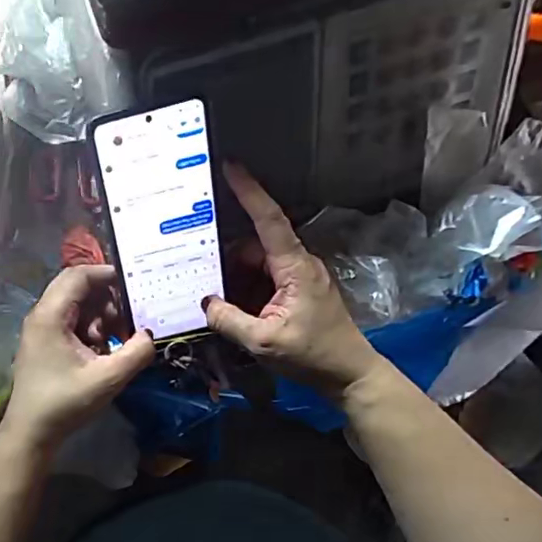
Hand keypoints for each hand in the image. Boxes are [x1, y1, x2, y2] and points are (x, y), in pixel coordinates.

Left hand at [0, 265, 155, 449]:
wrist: (30, 432)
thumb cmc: (64, 403)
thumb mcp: (107, 379)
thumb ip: (135, 353)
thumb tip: (150, 335)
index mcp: (50, 315)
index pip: (79, 275)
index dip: (108, 275)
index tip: (135, 287)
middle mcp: (42, 316)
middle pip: (78, 289)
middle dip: (108, 299)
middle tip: (130, 319)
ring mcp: (41, 330)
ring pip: (76, 307)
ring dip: (101, 317)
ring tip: (117, 340)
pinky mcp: (44, 344)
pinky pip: (71, 323)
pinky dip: (90, 330)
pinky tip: (103, 352)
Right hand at [202, 163, 390, 401]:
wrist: (348, 374)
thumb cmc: (312, 355)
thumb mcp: (263, 342)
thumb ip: (229, 320)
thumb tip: (204, 303)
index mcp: (294, 268)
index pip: (269, 221)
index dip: (250, 192)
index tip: (231, 168)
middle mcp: (297, 265)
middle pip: (253, 246)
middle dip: (224, 253)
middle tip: (193, 260)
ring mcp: (296, 279)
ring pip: (255, 265)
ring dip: (231, 277)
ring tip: (204, 289)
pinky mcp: (294, 294)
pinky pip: (261, 281)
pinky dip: (241, 289)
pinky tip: (223, 304)